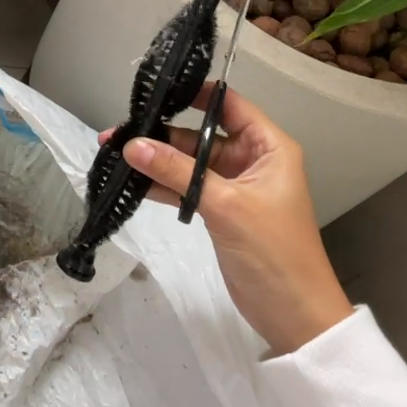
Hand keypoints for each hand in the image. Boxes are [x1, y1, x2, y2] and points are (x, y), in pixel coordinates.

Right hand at [104, 84, 350, 353]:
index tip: (155, 89)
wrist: (294, 317)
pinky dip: (161, 184)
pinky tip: (130, 182)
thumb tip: (131, 144)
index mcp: (268, 147)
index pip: (228, 104)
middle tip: (117, 132)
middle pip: (200, 134)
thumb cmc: (273, 251)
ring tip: (112, 153)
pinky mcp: (219, 209)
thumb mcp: (224, 205)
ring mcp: (233, 185)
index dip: (194, 93)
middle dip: (160, 133)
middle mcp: (251, 159)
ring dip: (155, 160)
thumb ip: (177, 172)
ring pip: (188, 162)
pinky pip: (185, 186)